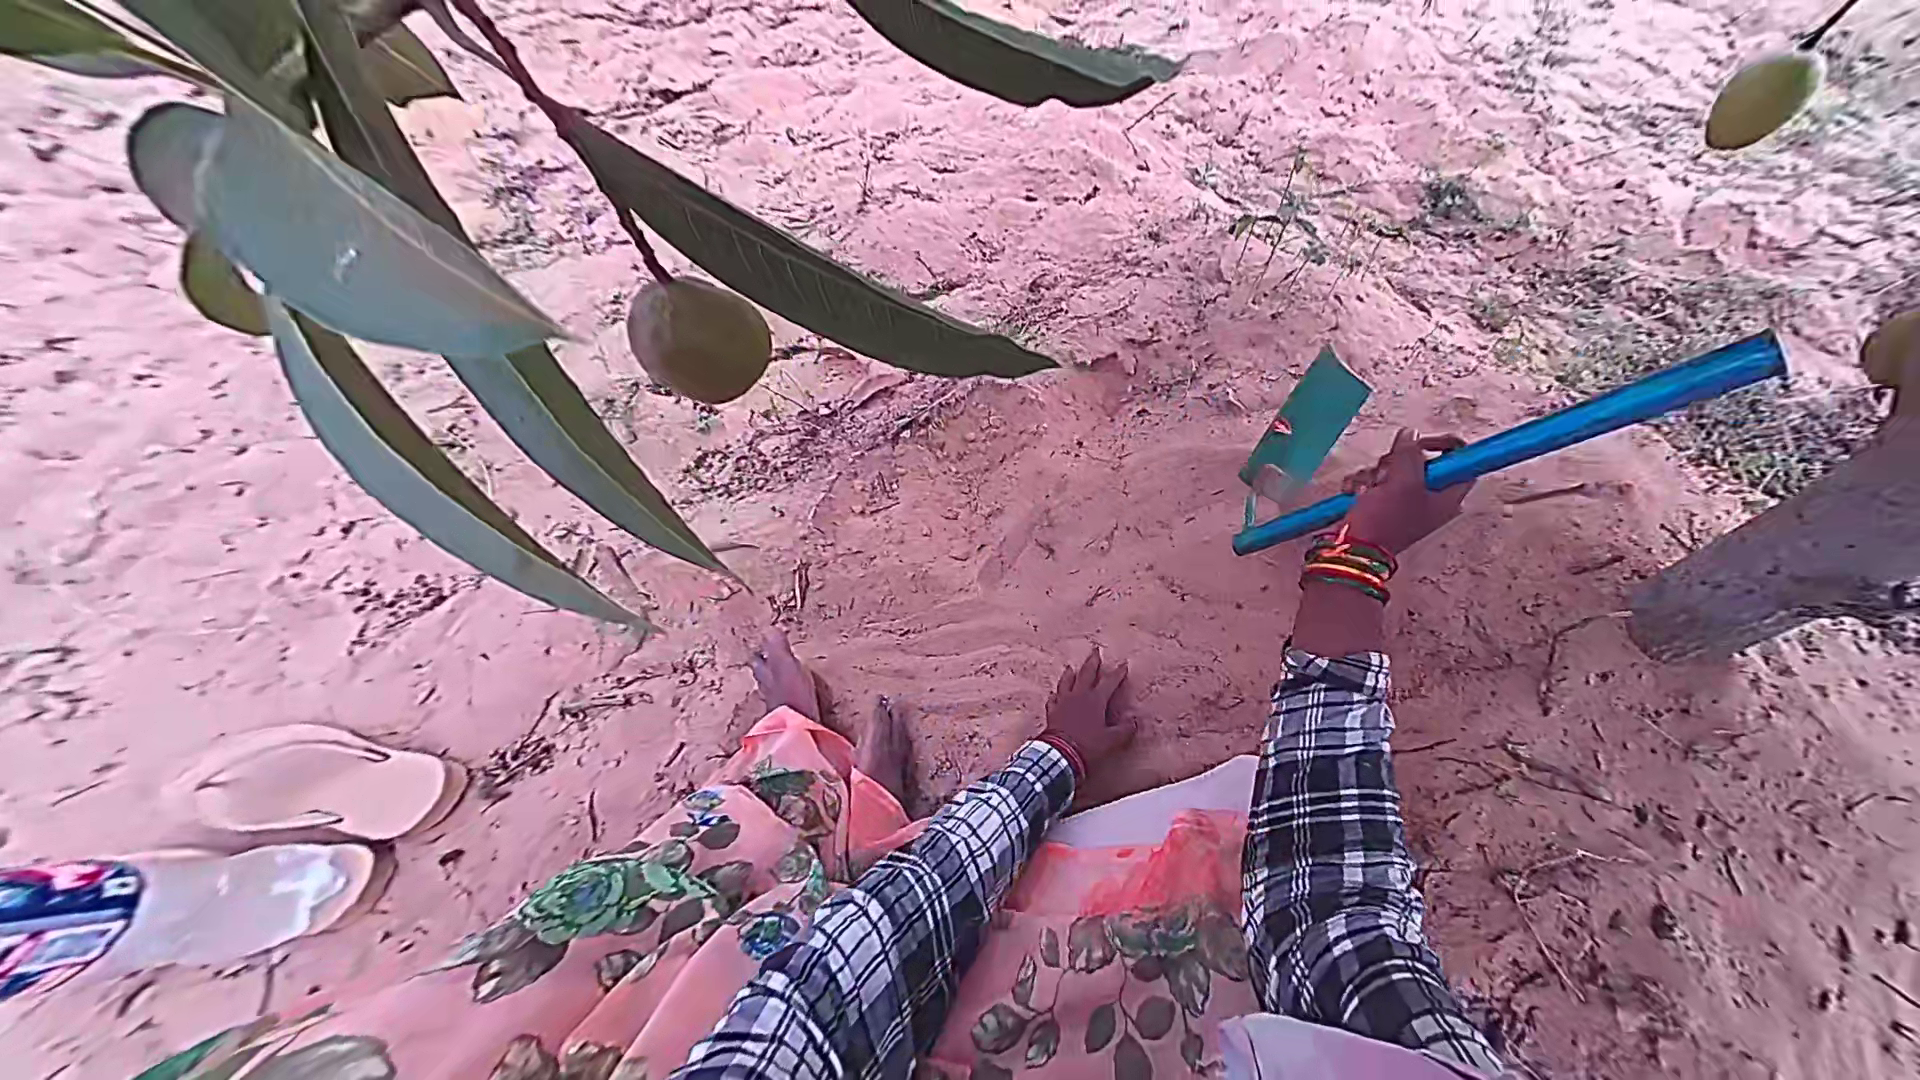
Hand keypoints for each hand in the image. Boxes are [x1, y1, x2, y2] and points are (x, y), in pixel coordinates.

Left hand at [1042, 647, 1135, 765]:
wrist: (1060, 753)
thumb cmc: (1087, 745)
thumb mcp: (1111, 740)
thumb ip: (1124, 730)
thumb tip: (1134, 722)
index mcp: (1095, 700)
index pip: (1109, 682)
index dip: (1117, 673)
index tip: (1123, 664)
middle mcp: (1078, 696)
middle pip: (1086, 674)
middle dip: (1092, 662)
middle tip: (1095, 650)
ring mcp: (1063, 702)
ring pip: (1067, 682)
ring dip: (1070, 674)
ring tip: (1071, 667)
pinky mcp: (1052, 711)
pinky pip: (1054, 699)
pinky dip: (1056, 695)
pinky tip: (1054, 694)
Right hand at [1341, 428, 1473, 555]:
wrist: (1352, 549)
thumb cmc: (1384, 521)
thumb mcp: (1402, 482)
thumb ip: (1410, 454)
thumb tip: (1409, 435)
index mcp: (1448, 497)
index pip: (1461, 461)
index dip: (1444, 446)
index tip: (1420, 443)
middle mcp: (1429, 500)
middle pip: (1419, 463)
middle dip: (1395, 462)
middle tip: (1385, 472)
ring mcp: (1403, 504)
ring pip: (1391, 472)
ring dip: (1371, 474)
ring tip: (1363, 488)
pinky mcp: (1379, 507)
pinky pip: (1372, 484)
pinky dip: (1361, 484)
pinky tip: (1353, 492)